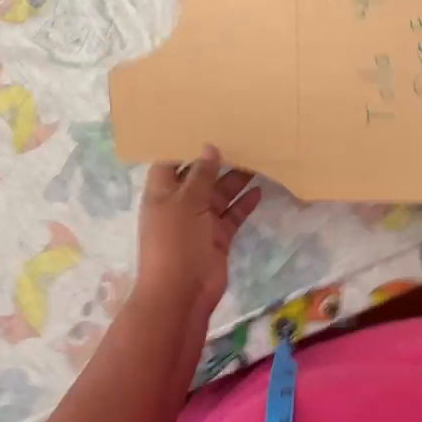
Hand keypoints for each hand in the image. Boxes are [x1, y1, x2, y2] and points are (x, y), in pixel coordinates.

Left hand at [136, 145, 261, 322]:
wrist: (181, 294)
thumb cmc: (175, 242)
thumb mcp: (186, 202)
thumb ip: (201, 174)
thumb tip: (210, 147)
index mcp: (162, 193)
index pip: (172, 162)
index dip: (186, 147)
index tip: (207, 127)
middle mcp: (180, 204)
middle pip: (199, 176)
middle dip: (217, 161)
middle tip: (241, 138)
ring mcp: (199, 222)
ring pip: (219, 194)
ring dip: (235, 180)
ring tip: (257, 158)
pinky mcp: (217, 237)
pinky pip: (232, 215)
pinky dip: (244, 203)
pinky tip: (259, 189)